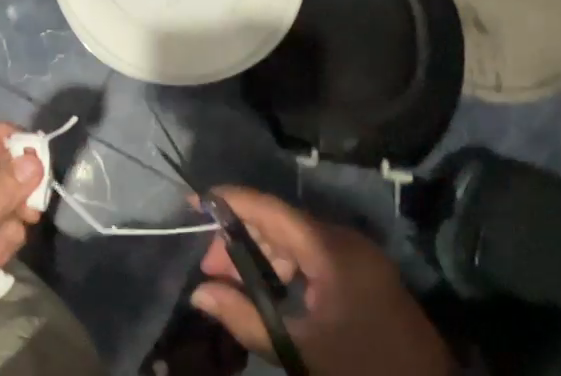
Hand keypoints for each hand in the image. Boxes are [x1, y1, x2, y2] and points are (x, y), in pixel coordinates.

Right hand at [191, 186, 456, 375]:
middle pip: (281, 224)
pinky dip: (287, 267)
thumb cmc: (363, 369)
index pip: (270, 209)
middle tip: (211, 270)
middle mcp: (346, 242)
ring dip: (263, 256)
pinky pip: (316, 256)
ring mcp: (361, 259)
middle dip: (241, 240)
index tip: (193, 202)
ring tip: (236, 286)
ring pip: (298, 240)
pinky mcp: (368, 277)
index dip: (229, 201)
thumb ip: (245, 318)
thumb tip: (199, 293)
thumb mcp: (299, 351)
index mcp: (331, 250)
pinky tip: (271, 292)